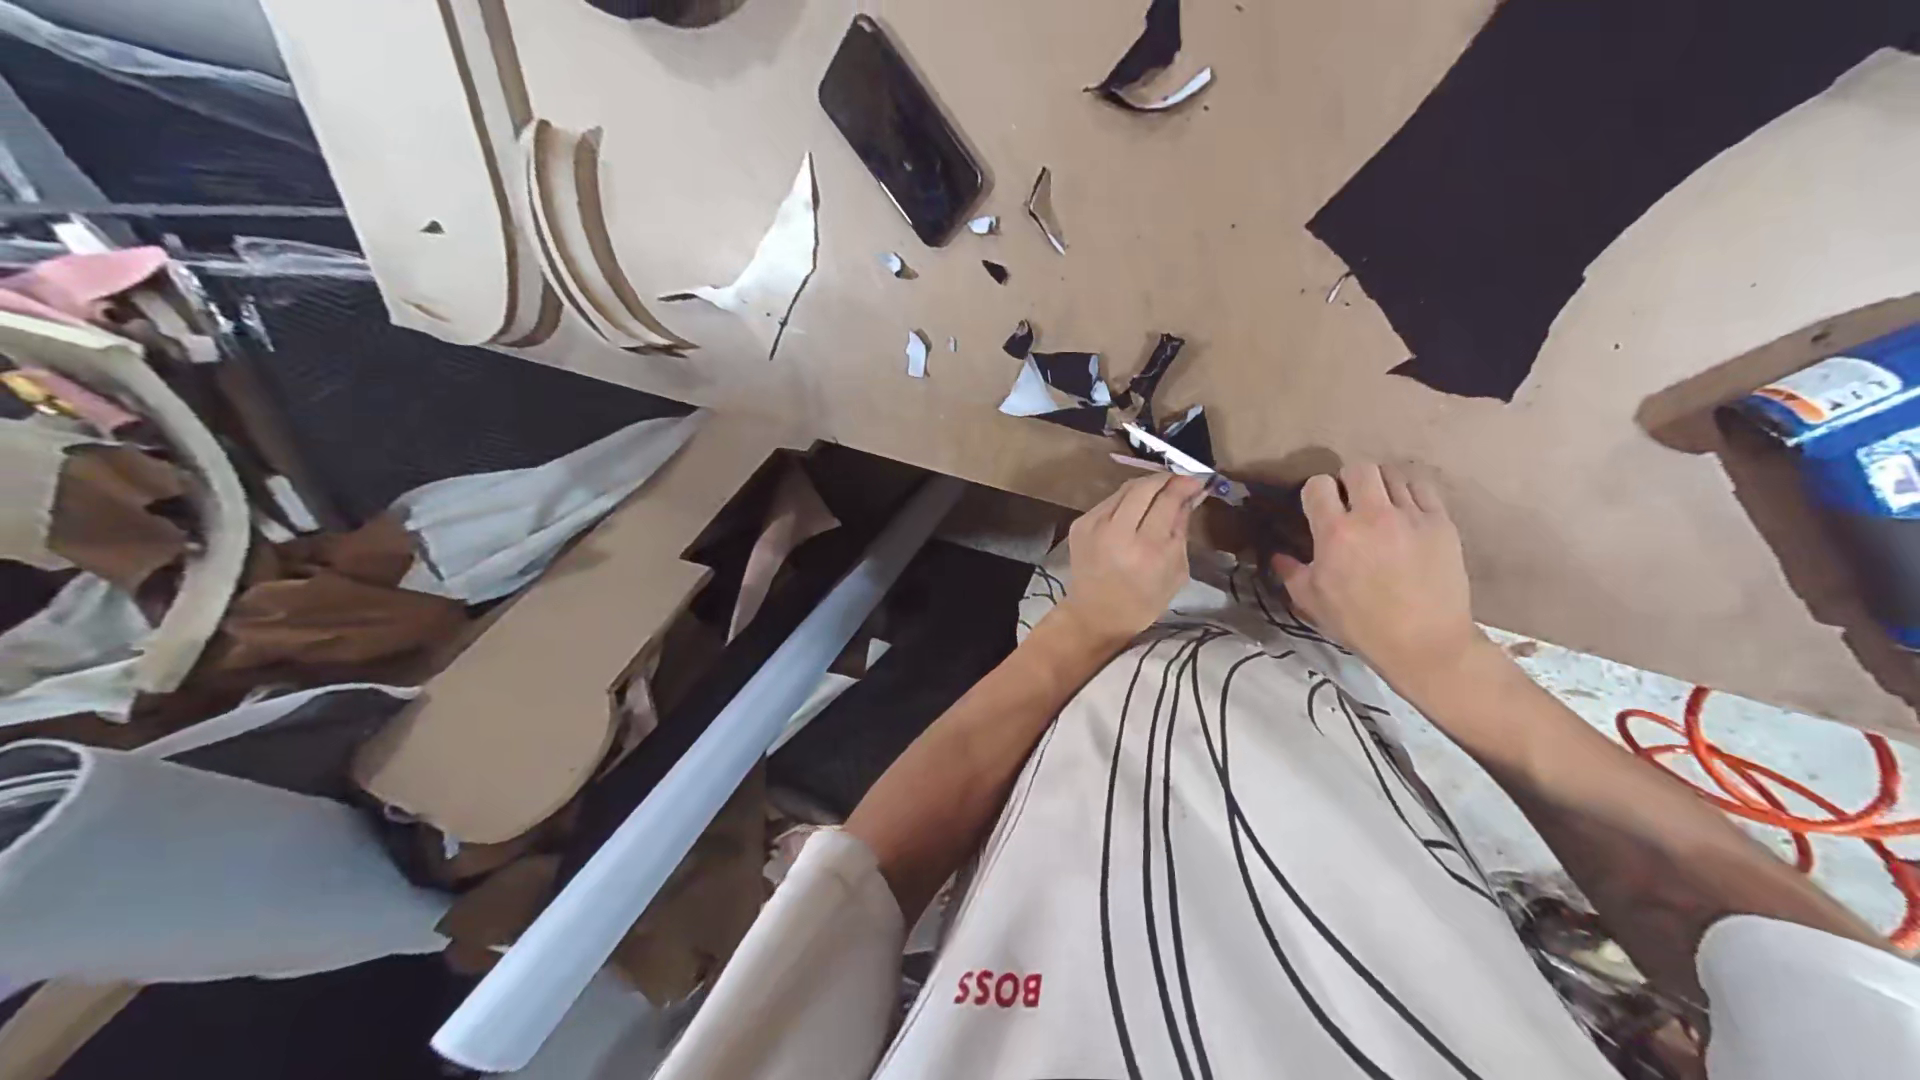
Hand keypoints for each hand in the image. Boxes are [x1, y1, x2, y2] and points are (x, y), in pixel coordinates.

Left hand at [1055, 473, 1204, 647]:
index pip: (1167, 501)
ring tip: (1160, 492)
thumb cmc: (1143, 601)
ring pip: (1124, 489)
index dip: (1183, 485)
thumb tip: (1189, 495)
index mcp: (1147, 549)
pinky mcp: (1079, 525)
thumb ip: (1181, 529)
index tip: (1196, 480)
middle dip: (1164, 479)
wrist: (1095, 615)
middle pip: (1143, 487)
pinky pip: (1109, 501)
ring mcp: (1094, 526)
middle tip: (1179, 480)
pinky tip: (1135, 510)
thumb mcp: (1176, 571)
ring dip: (1145, 487)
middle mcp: (1117, 533)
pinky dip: (1126, 501)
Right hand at [1272, 464, 1487, 689]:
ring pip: (1392, 473)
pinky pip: (1423, 488)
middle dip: (1348, 480)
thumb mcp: (1312, 601)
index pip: (1318, 485)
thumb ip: (1291, 572)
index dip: (1314, 492)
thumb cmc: (1360, 624)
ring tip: (1379, 503)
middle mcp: (1372, 516)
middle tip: (1350, 501)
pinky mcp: (1441, 523)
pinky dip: (1409, 492)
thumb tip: (1277, 556)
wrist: (1424, 642)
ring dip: (1379, 484)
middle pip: (1358, 468)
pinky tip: (1405, 510)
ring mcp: (1411, 517)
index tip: (1318, 507)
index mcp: (1335, 533)